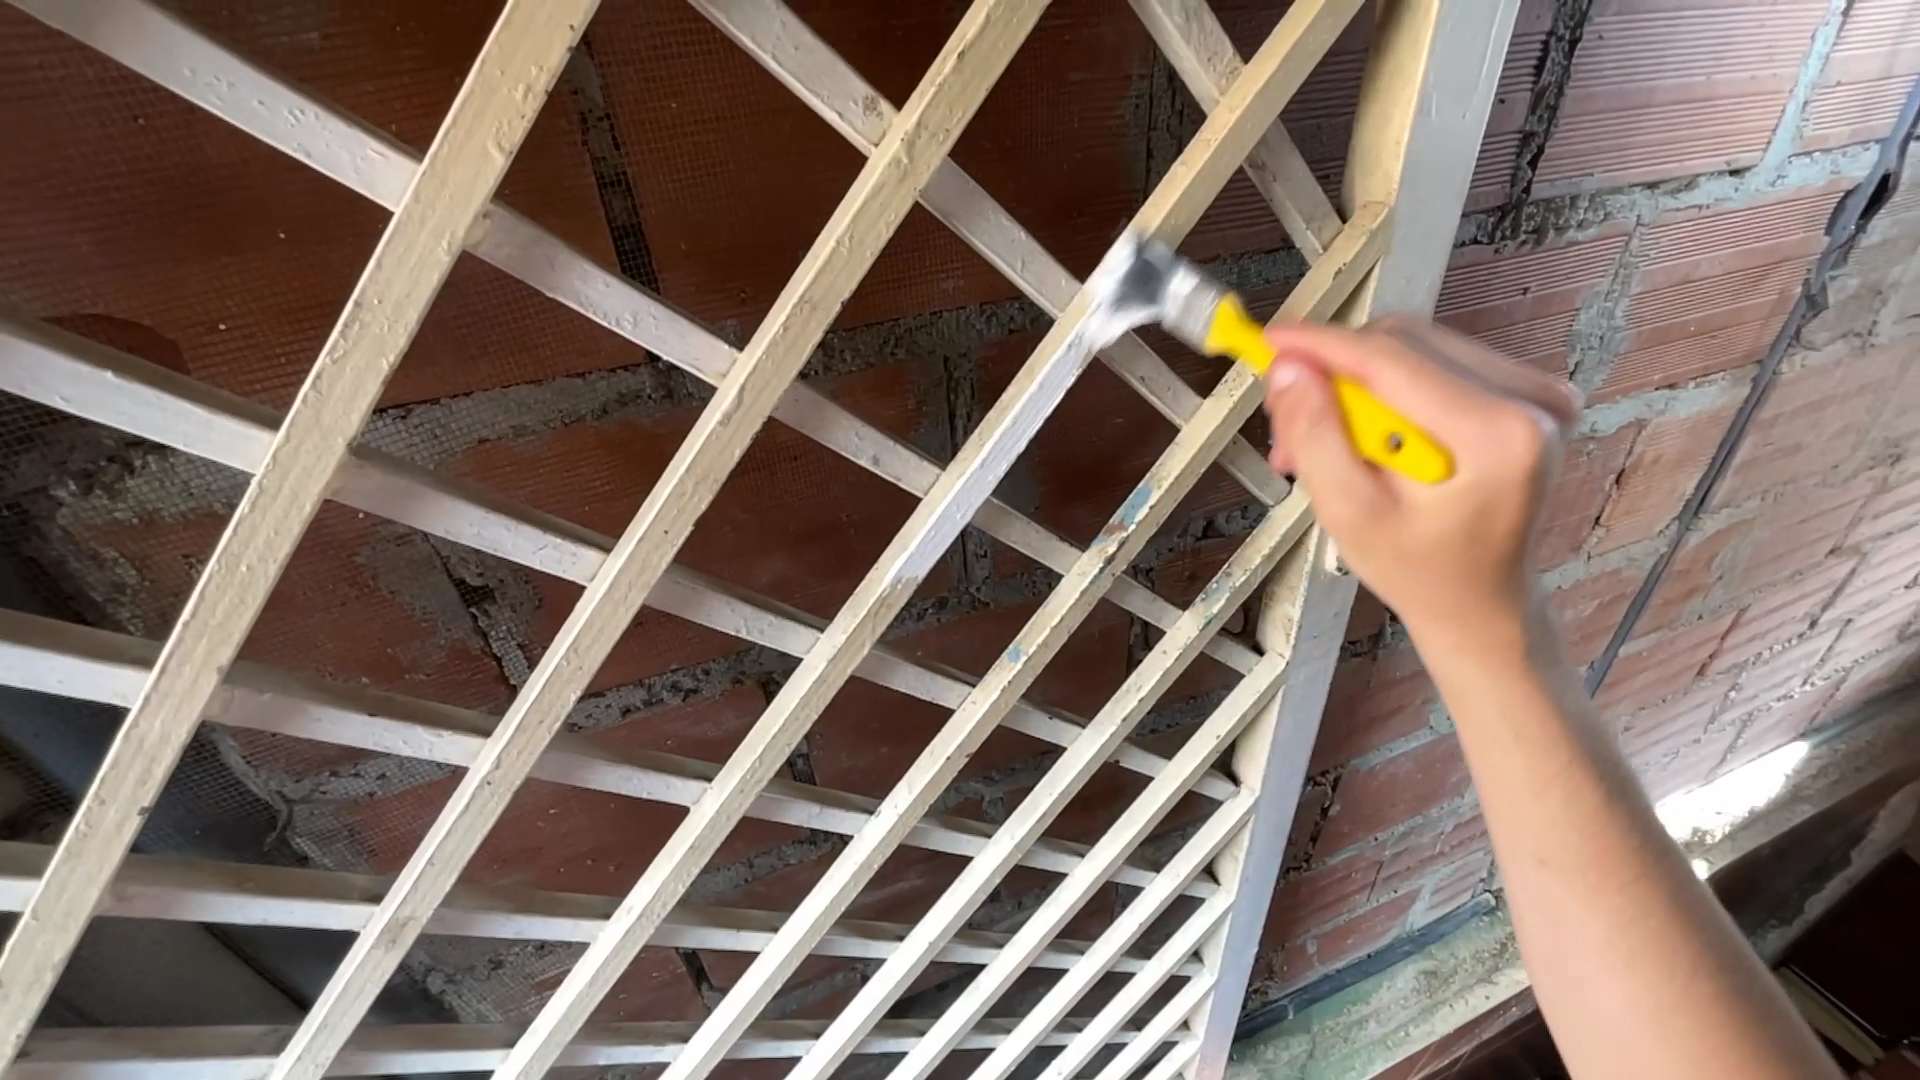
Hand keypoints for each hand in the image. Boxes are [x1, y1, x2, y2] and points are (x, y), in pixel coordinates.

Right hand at [1262, 317, 1580, 642]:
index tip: (1268, 340)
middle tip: (1287, 419)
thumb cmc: (1414, 568)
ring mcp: (1536, 391)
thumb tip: (1287, 369)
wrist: (1479, 599)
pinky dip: (1385, 387)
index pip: (1389, 358)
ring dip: (1354, 382)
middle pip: (1403, 344)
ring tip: (1320, 436)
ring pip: (1414, 347)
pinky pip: (1435, 361)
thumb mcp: (1348, 513)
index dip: (1320, 344)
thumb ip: (1315, 436)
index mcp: (1493, 434)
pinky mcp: (1527, 392)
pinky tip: (1363, 429)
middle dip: (1332, 371)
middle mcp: (1529, 399)